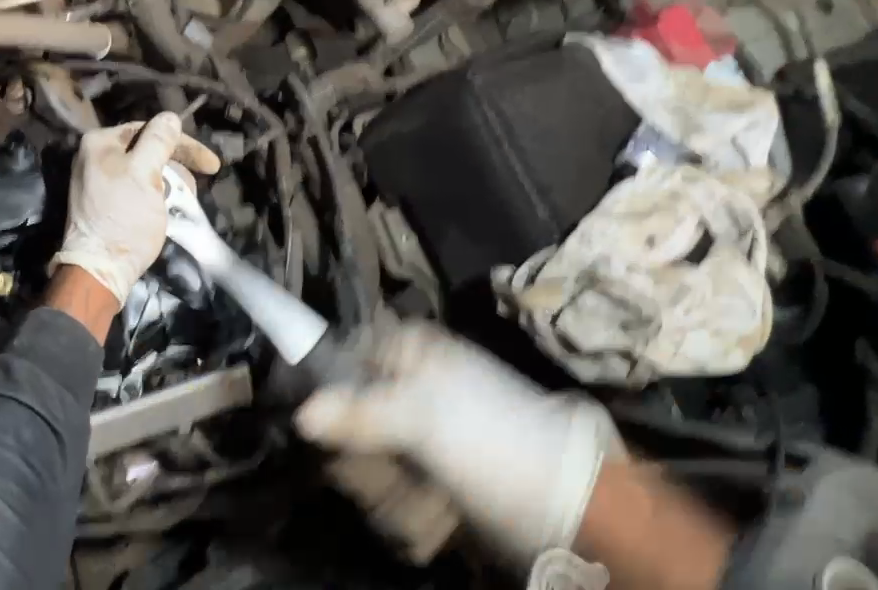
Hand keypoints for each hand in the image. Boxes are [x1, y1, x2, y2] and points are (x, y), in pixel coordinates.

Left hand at [53, 113, 219, 305]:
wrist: (100, 269)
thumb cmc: (124, 218)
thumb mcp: (144, 175)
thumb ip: (158, 142)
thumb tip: (170, 117)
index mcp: (100, 142)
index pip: (149, 130)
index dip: (184, 145)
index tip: (212, 165)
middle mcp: (94, 156)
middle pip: (147, 149)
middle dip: (175, 168)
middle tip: (194, 190)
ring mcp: (98, 180)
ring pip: (145, 171)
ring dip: (168, 184)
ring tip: (180, 203)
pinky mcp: (104, 202)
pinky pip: (136, 188)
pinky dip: (155, 195)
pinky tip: (165, 209)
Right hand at [294, 321, 619, 564]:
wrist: (578, 511)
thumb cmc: (496, 443)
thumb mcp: (423, 420)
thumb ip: (356, 413)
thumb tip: (300, 413)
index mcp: (410, 352)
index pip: (344, 357)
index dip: (328, 391)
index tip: (319, 426)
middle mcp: (412, 388)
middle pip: (350, 417)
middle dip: (365, 460)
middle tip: (394, 480)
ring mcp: (426, 438)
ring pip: (369, 461)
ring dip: (390, 495)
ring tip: (430, 509)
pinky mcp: (437, 480)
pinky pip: (395, 493)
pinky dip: (410, 516)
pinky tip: (438, 525)